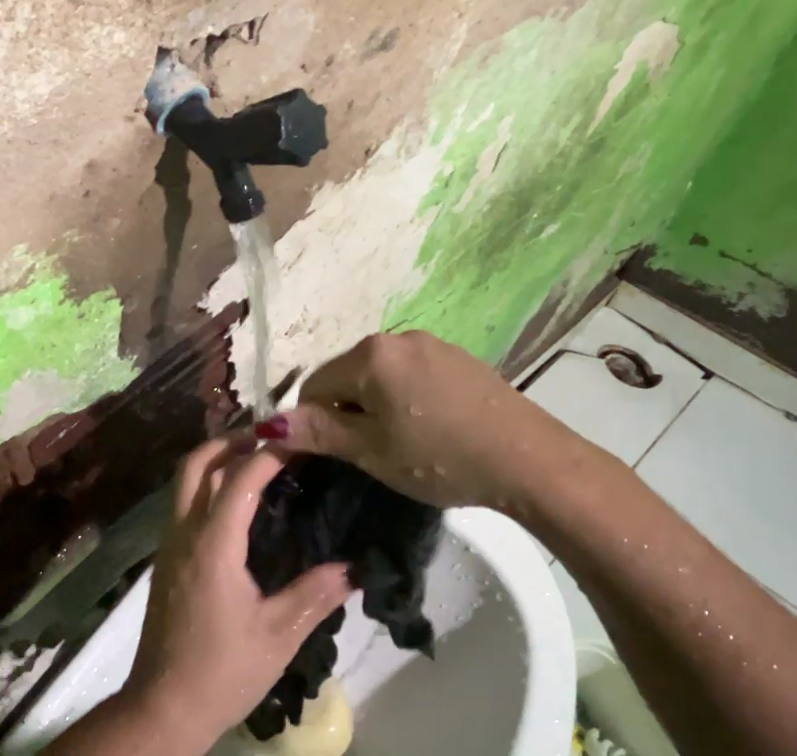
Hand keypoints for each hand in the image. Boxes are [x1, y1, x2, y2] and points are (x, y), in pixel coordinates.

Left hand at [121, 437, 352, 747]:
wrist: (163, 704)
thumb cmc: (223, 670)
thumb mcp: (278, 636)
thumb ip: (315, 595)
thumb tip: (355, 566)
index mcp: (212, 543)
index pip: (239, 478)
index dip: (269, 453)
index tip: (300, 440)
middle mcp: (184, 532)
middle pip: (197, 463)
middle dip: (231, 442)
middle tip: (271, 439)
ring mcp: (169, 544)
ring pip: (185, 481)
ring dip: (215, 460)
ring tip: (256, 462)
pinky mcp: (166, 560)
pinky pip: (184, 503)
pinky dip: (207, 485)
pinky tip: (235, 505)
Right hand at [257, 331, 588, 511]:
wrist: (529, 459)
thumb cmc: (440, 457)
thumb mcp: (371, 452)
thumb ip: (319, 433)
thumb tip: (267, 426)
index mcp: (368, 354)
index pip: (315, 385)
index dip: (317, 423)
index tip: (339, 455)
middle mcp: (396, 337)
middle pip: (348, 375)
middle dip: (349, 410)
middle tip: (373, 453)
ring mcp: (431, 344)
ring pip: (381, 375)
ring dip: (378, 404)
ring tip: (405, 444)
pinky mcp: (459, 357)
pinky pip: (413, 374)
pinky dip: (408, 398)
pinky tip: (433, 429)